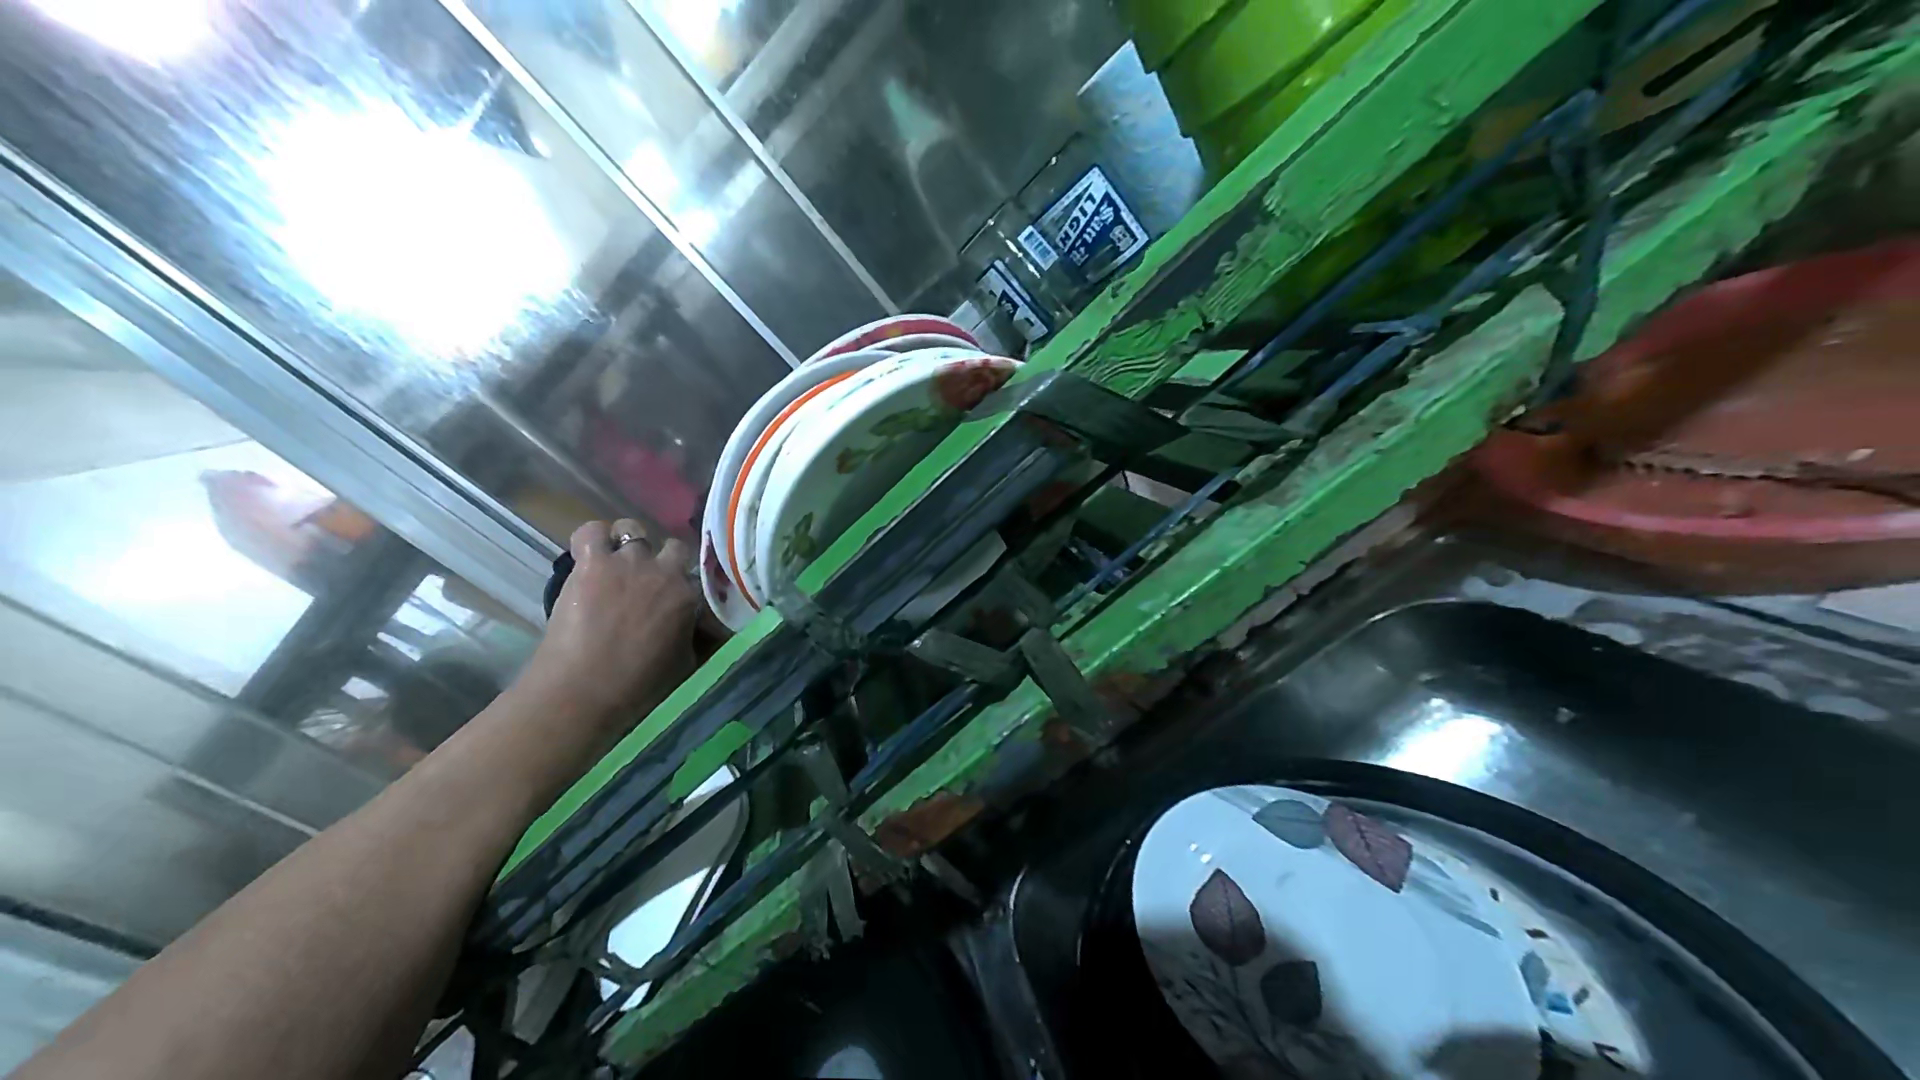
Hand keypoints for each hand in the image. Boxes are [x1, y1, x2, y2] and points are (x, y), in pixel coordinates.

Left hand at [513, 519, 697, 736]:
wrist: (583, 691)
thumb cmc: (639, 686)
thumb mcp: (686, 662)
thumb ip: (695, 635)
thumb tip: (698, 626)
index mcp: (690, 596)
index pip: (697, 575)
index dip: (685, 585)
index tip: (675, 598)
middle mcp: (664, 571)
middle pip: (673, 546)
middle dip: (664, 560)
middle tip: (647, 581)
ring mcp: (627, 563)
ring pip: (633, 530)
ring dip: (628, 544)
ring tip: (616, 564)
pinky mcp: (590, 563)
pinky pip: (592, 532)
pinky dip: (593, 538)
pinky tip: (590, 554)